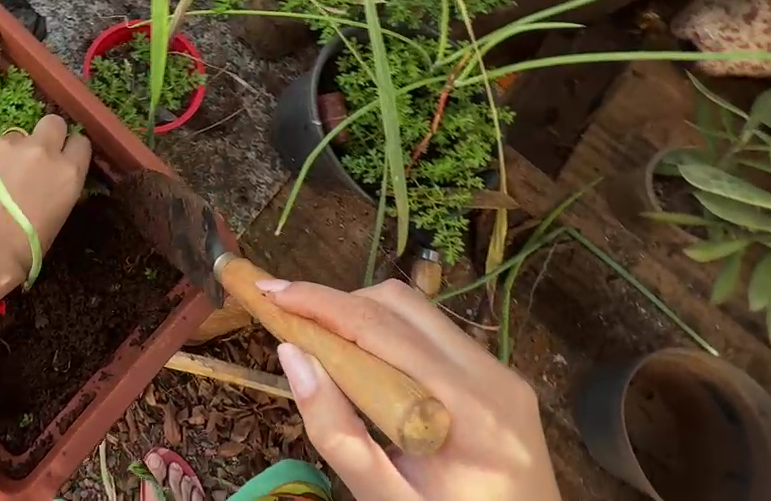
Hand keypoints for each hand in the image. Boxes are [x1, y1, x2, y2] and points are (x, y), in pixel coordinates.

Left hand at [0, 115, 90, 297]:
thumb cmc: (16, 256)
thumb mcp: (52, 226)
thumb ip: (57, 193)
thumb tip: (52, 184)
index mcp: (67, 174)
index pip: (80, 144)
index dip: (70, 152)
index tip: (62, 162)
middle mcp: (40, 151)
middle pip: (53, 123)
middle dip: (47, 136)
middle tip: (34, 160)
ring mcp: (6, 144)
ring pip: (15, 138)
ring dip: (11, 153)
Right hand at [263, 278, 560, 500]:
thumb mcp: (385, 500)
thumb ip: (335, 432)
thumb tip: (290, 352)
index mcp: (472, 412)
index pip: (380, 329)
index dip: (318, 302)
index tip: (268, 291)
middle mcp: (494, 378)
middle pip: (397, 304)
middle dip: (335, 304)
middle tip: (290, 321)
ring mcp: (502, 375)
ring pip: (414, 308)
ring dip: (360, 314)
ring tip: (325, 345)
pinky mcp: (500, 379)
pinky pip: (430, 330)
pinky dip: (386, 331)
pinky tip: (364, 361)